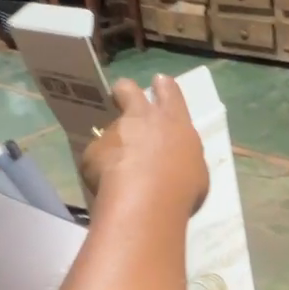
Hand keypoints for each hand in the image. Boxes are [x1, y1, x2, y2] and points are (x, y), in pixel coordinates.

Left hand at [80, 74, 208, 217]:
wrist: (146, 202)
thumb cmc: (181, 188)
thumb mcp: (195, 170)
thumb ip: (182, 156)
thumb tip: (175, 159)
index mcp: (173, 120)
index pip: (168, 90)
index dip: (162, 87)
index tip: (159, 87)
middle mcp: (141, 118)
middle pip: (127, 89)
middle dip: (125, 92)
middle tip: (124, 106)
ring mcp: (114, 132)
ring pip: (110, 131)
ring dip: (114, 147)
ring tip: (120, 176)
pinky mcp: (93, 151)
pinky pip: (96, 159)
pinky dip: (100, 172)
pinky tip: (108, 189)